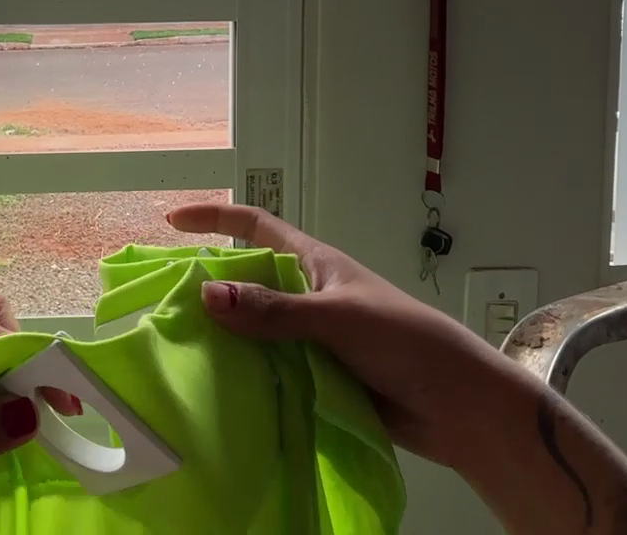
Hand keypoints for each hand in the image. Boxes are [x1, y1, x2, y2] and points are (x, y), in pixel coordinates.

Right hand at [168, 204, 626, 533]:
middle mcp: (306, 292)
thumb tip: (207, 294)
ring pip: (253, 325)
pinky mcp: (316, 373)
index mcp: (313, 261)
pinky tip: (218, 384)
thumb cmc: (404, 342)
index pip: (254, 224)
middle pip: (246, 277)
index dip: (213, 217)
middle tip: (165, 300)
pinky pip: (268, 364)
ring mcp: (310, 335)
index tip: (171, 223)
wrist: (461, 410)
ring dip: (223, 332)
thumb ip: (273, 310)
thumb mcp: (336, 318)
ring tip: (180, 345)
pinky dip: (244, 370)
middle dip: (209, 282)